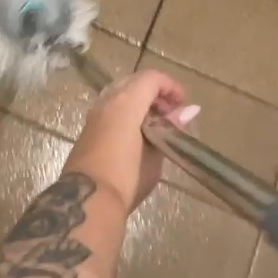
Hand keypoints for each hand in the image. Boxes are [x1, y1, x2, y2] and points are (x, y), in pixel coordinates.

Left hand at [67, 69, 192, 214]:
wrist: (87, 200)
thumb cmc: (128, 177)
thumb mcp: (156, 153)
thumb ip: (170, 128)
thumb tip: (190, 110)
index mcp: (125, 102)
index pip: (150, 78)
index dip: (170, 85)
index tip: (183, 103)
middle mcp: (107, 101)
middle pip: (133, 81)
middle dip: (154, 92)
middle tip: (170, 112)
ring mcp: (94, 115)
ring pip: (119, 93)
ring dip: (139, 101)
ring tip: (156, 123)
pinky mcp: (87, 130)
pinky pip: (110, 108)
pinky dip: (126, 111)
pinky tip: (138, 133)